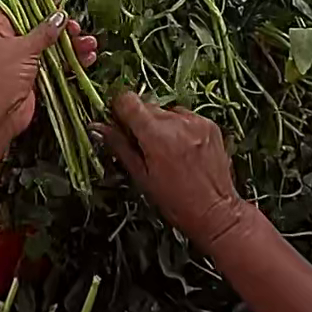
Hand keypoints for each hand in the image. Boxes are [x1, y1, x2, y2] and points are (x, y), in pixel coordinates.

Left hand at [0, 11, 97, 139]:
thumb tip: (60, 15)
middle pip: (40, 28)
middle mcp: (9, 42)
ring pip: (51, 48)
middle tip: (77, 29)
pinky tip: (87, 59)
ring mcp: (22, 61)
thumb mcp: (23, 48)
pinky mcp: (34, 78)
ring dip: (72, 46)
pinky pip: (56, 65)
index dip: (42, 5)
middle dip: (62, 29)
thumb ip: (44, 31)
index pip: (21, 7)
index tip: (62, 3)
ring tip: (90, 44)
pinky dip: (71, 62)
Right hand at [91, 93, 251, 249]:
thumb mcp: (141, 177)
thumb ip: (119, 146)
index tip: (118, 122)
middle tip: (142, 145)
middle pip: (147, 105)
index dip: (119, 109)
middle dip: (140, 121)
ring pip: (166, 111)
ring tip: (166, 151)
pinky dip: (180, 127)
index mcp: (157, 135)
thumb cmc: (174, 201)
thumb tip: (96, 126)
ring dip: (161, 124)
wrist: (215, 211)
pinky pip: (186, 117)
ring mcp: (196, 120)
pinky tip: (183, 150)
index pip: (128, 100)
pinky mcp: (210, 123)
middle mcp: (178, 121)